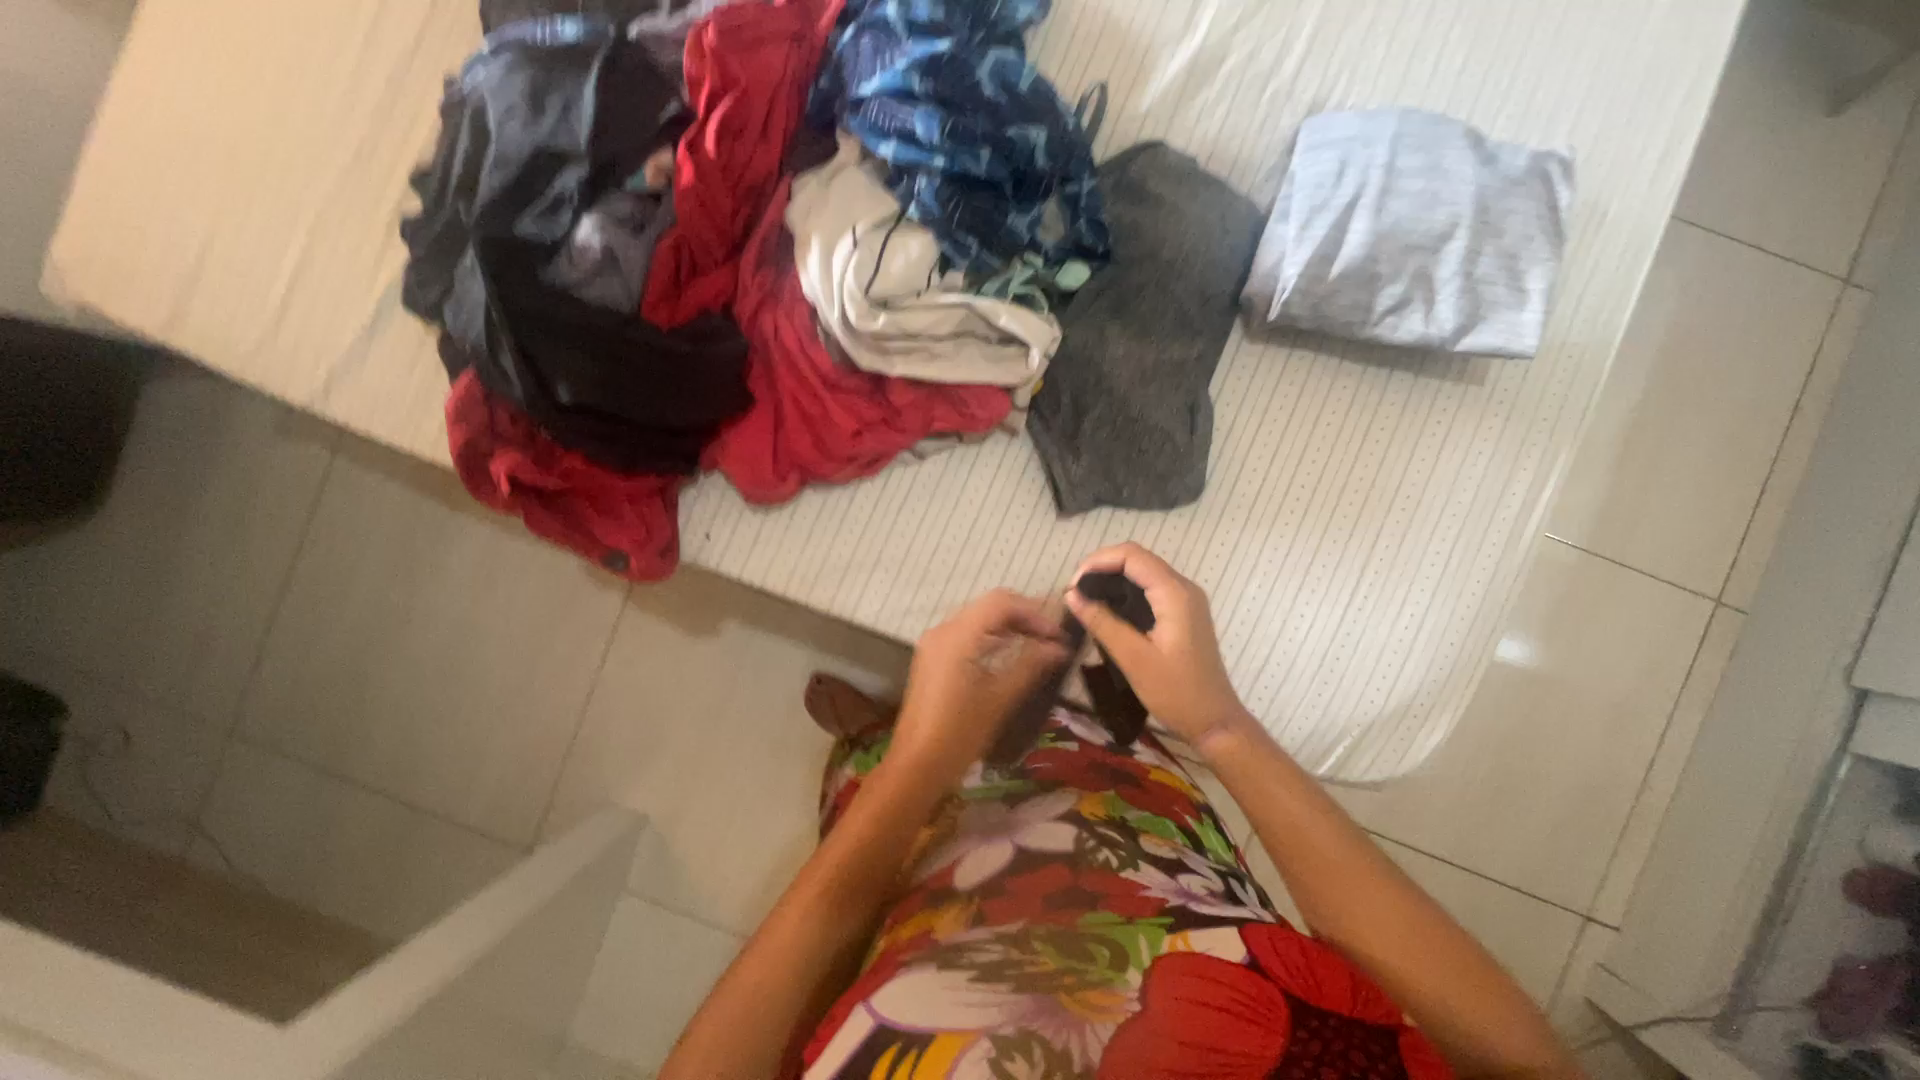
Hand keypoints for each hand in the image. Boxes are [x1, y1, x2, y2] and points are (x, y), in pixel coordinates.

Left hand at [887, 589, 1070, 790]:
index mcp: (958, 636)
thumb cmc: (960, 734)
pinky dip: (992, 637)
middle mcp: (943, 631)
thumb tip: (1060, 647)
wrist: (917, 765)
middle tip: (1054, 638)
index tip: (1060, 635)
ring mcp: (935, 643)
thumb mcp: (1001, 698)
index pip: (1002, 603)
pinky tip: (1013, 653)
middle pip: (990, 606)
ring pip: (979, 618)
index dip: (1035, 613)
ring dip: (1009, 626)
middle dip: (1024, 617)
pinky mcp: (933, 657)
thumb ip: (1031, 664)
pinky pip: (968, 634)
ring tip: (1040, 645)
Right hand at [1065, 543, 1253, 753]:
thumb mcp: (1133, 659)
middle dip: (1103, 567)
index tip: (1073, 585)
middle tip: (1075, 593)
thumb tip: (1071, 595)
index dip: (1098, 561)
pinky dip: (1126, 591)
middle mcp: (1184, 588)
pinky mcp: (1183, 613)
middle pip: (1138, 559)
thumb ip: (1102, 622)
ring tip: (1085, 599)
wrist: (1214, 721)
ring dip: (1113, 578)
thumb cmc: (1176, 692)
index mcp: (1175, 594)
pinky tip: (1108, 610)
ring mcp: (1186, 600)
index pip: (1132, 555)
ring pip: (1144, 572)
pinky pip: (1151, 588)